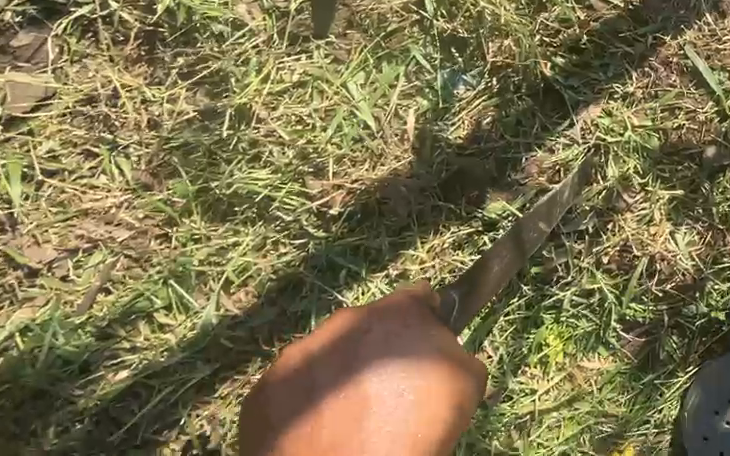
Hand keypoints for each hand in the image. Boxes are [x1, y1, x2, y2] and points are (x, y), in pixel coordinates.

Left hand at [239, 284, 485, 455]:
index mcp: (398, 311)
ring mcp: (299, 356)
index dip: (425, 320)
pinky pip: (293, 387)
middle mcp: (346, 321)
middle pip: (368, 324)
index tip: (425, 347)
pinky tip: (317, 432)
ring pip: (328, 354)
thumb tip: (436, 353)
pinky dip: (306, 402)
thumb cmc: (416, 429)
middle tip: (387, 389)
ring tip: (348, 416)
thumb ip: (452, 350)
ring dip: (340, 372)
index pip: (418, 297)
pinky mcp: (262, 393)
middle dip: (379, 347)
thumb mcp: (467, 379)